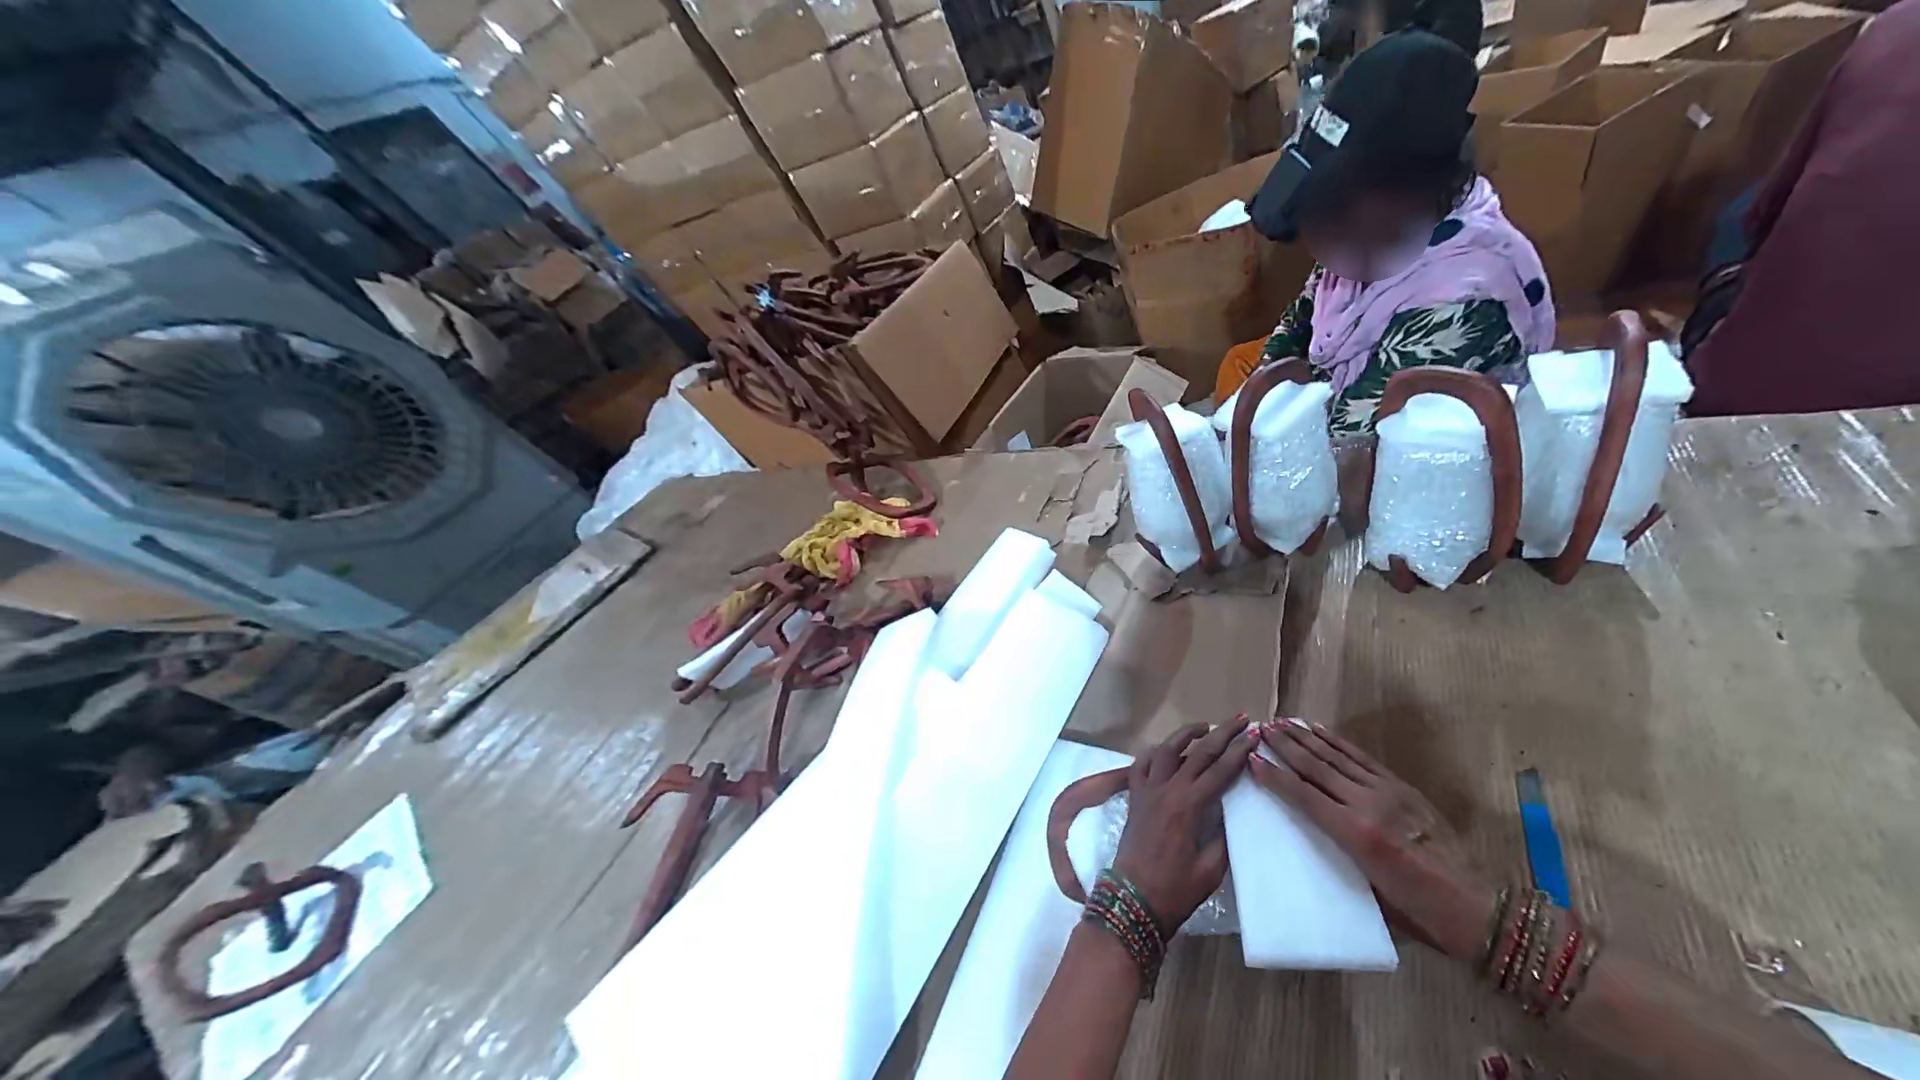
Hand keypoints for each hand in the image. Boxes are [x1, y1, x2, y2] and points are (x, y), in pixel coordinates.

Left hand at [1111, 720, 1256, 929]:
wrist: (1134, 899)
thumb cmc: (1176, 889)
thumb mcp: (1212, 867)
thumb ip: (1222, 835)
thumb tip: (1228, 810)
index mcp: (1190, 806)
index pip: (1220, 770)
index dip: (1239, 751)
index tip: (1254, 735)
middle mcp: (1167, 790)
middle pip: (1198, 753)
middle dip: (1221, 734)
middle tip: (1239, 719)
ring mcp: (1146, 790)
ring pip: (1166, 750)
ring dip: (1186, 735)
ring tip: (1204, 726)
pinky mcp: (1133, 796)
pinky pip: (1140, 764)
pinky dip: (1153, 752)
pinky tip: (1164, 748)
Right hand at [1250, 721, 1495, 961]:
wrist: (1479, 909)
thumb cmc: (1418, 911)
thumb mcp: (1368, 889)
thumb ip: (1338, 851)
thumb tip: (1309, 827)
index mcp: (1357, 834)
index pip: (1303, 796)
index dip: (1274, 776)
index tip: (1251, 758)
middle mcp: (1369, 805)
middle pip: (1317, 768)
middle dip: (1286, 746)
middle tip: (1262, 729)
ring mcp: (1388, 793)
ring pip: (1338, 757)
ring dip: (1307, 738)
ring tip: (1283, 722)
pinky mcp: (1404, 789)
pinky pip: (1363, 759)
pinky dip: (1338, 743)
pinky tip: (1321, 731)